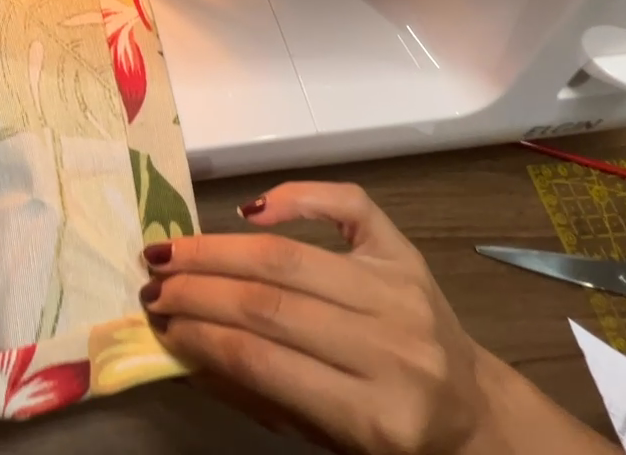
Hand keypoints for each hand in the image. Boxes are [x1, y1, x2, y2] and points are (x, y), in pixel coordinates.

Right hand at [141, 183, 494, 454]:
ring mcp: (403, 293)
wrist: (474, 415)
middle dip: (196, 288)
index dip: (199, 336)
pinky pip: (347, 205)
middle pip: (270, 302)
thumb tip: (178, 342)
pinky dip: (294, 195)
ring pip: (289, 256)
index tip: (156, 321)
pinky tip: (249, 210)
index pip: (263, 360)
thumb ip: (253, 390)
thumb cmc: (388, 436)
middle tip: (150, 281)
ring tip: (171, 251)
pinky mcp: (407, 254)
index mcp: (376, 416)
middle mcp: (395, 350)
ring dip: (217, 249)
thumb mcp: (323, 438)